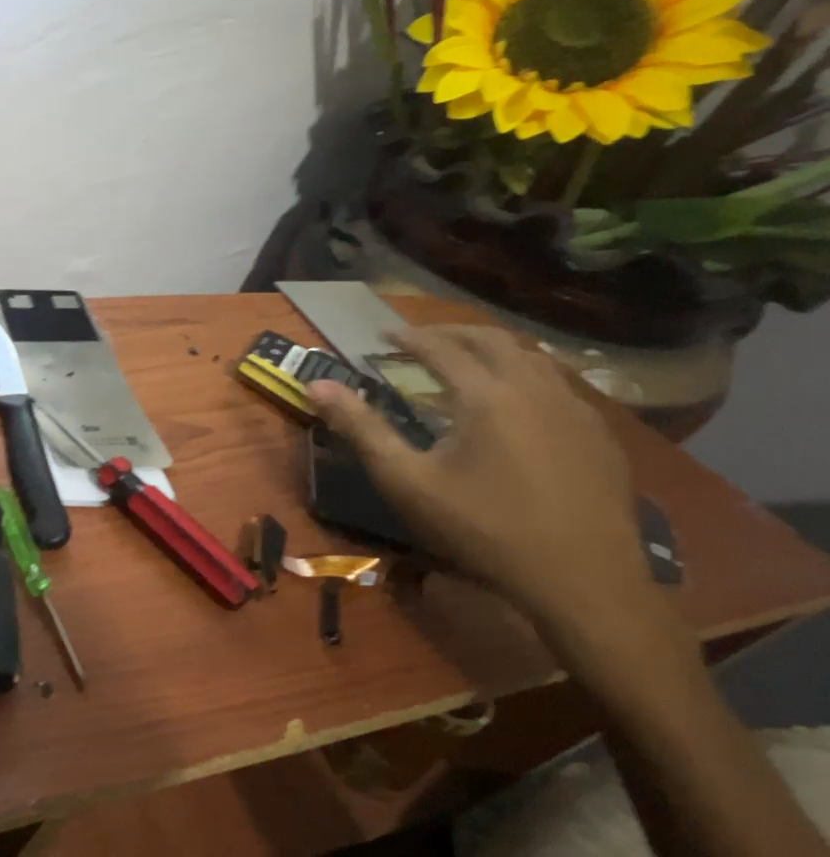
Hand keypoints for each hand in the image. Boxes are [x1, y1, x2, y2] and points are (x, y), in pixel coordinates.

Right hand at [310, 325, 643, 626]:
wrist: (583, 582)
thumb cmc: (482, 530)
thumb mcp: (407, 482)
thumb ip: (362, 429)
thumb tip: (317, 385)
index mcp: (487, 396)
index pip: (441, 348)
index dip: (408, 338)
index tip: (382, 337)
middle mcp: (535, 389)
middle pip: (493, 340)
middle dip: (452, 333)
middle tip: (421, 341)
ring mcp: (577, 411)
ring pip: (533, 358)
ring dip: (493, 351)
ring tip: (467, 362)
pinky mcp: (600, 436)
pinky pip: (560, 386)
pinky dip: (527, 377)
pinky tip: (517, 405)